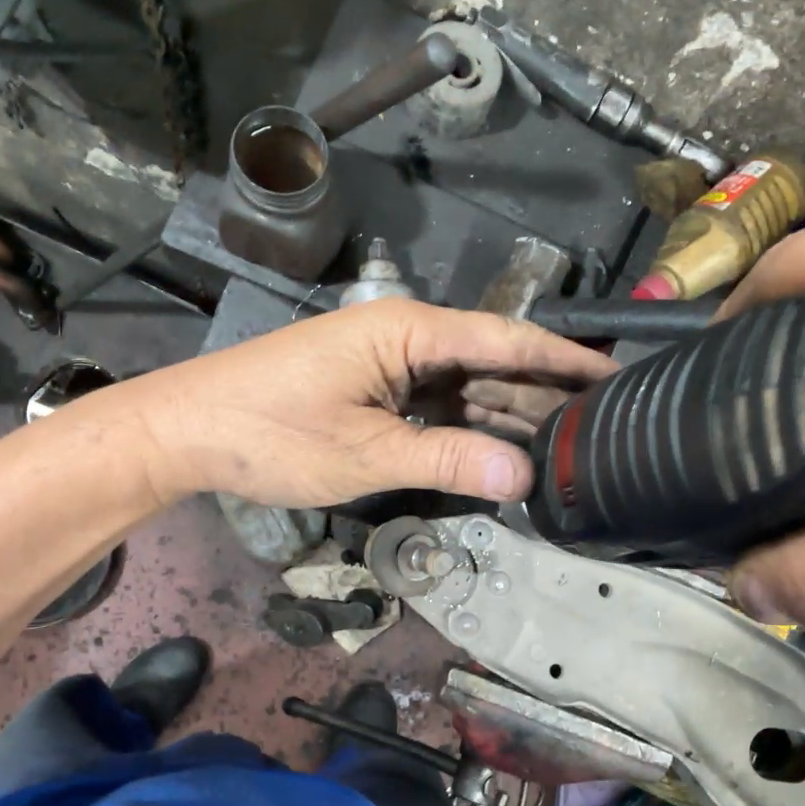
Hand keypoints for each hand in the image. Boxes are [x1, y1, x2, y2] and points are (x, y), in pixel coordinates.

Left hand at [126, 300, 616, 508]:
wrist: (186, 430)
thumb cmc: (270, 433)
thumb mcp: (364, 453)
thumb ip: (448, 460)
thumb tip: (525, 474)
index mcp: (409, 331)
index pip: (508, 340)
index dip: (566, 359)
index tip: (618, 374)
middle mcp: (407, 336)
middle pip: (494, 363)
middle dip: (546, 393)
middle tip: (607, 426)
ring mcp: (390, 361)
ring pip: (468, 387)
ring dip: (511, 415)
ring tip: (570, 444)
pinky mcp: (374, 386)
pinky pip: (438, 404)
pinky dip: (469, 428)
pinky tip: (503, 452)